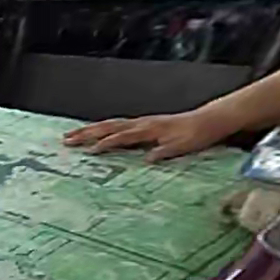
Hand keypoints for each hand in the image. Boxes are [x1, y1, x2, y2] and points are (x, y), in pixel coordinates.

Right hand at [61, 108, 236, 160]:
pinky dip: (99, 127)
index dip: (104, 143)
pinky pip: (115, 124)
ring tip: (70, 135)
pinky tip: (91, 131)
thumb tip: (145, 160)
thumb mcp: (184, 146)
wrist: (213, 119)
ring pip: (108, 124)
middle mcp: (140, 124)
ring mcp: (139, 122)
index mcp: (148, 130)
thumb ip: (163, 152)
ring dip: (88, 130)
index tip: (89, 151)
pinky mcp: (141, 123)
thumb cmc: (199, 134)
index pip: (121, 137)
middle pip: (107, 127)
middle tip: (66, 140)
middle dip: (85, 133)